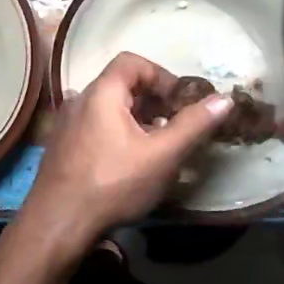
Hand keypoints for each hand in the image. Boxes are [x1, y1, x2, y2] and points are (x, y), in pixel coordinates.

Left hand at [24, 52, 232, 245]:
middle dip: (153, 100)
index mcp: (100, 93)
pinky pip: (95, 126)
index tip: (180, 102)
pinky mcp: (62, 145)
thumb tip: (224, 100)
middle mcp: (78, 100)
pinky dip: (117, 132)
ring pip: (108, 108)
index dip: (161, 75)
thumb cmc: (113, 184)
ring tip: (157, 146)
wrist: (58, 220)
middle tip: (175, 126)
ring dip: (136, 119)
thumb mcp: (162, 155)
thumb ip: (194, 125)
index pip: (132, 62)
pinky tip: (129, 162)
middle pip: (120, 84)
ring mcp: (66, 123)